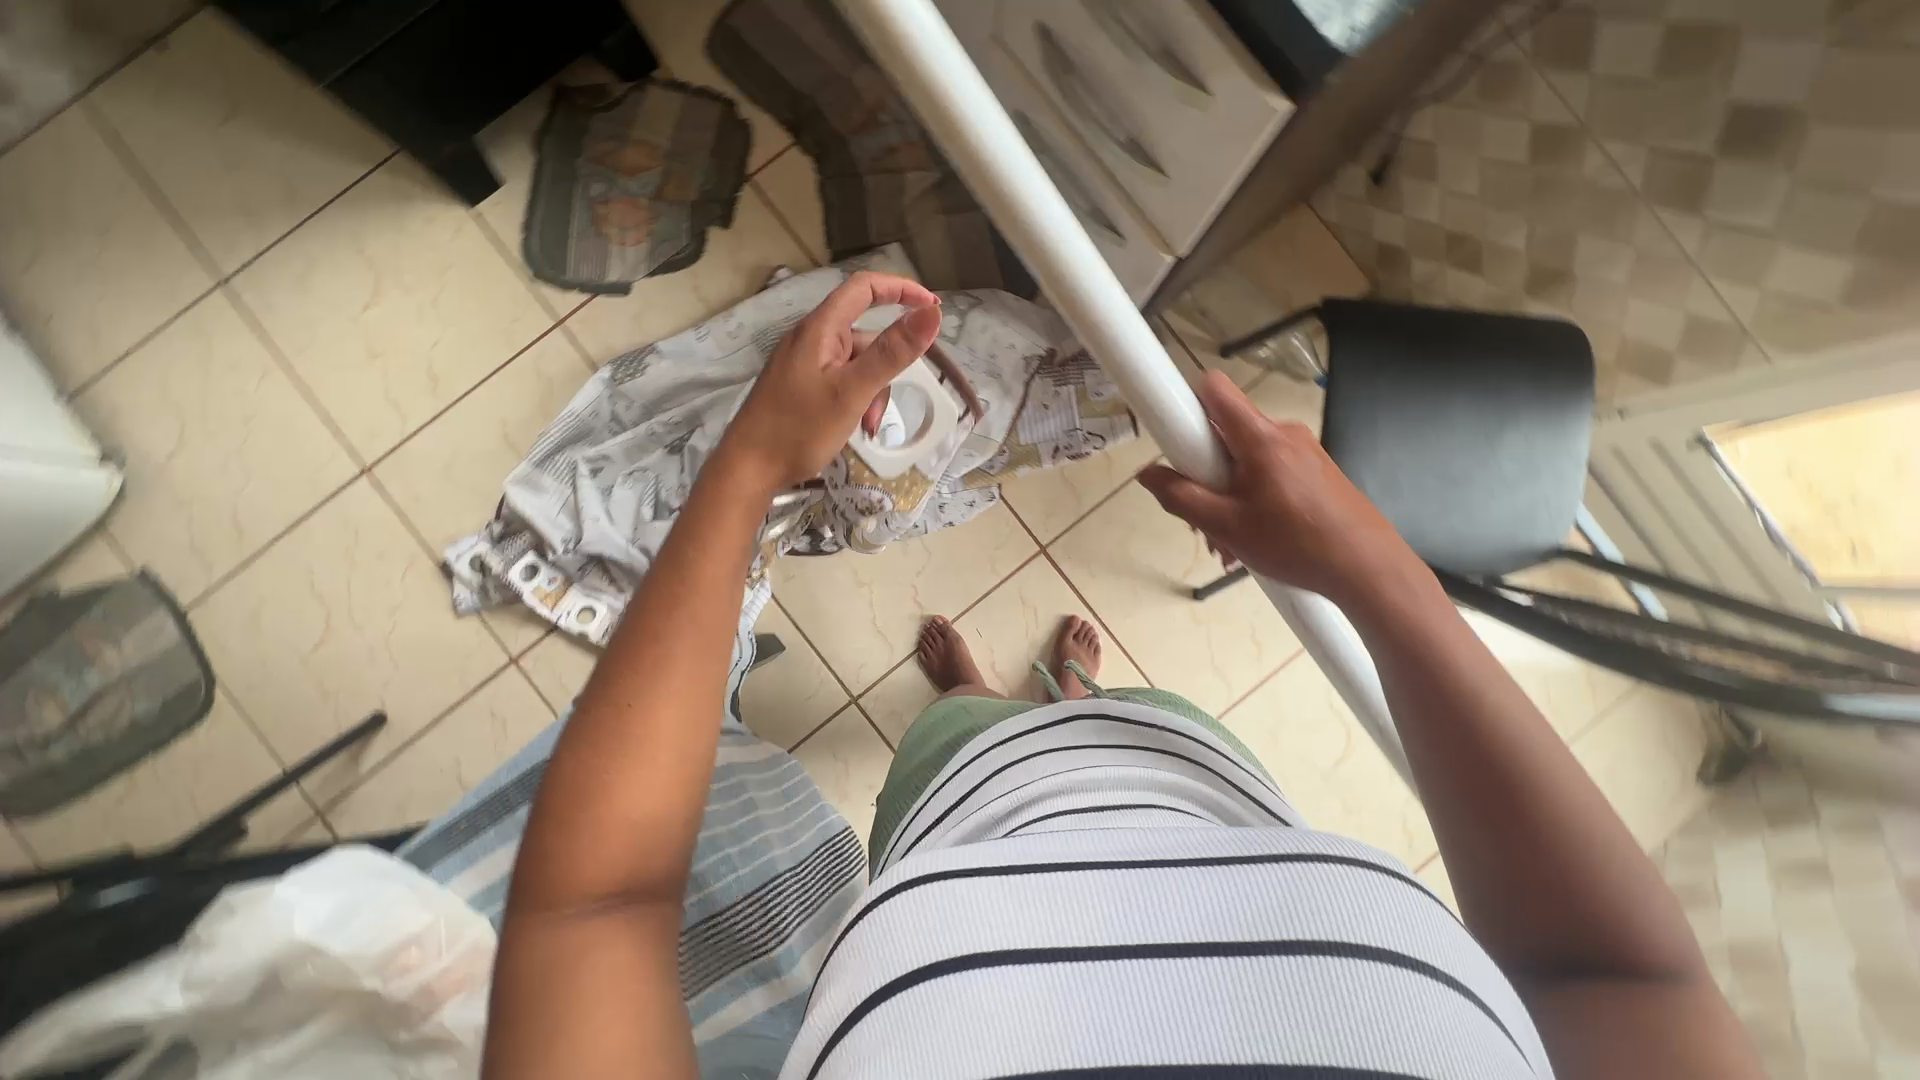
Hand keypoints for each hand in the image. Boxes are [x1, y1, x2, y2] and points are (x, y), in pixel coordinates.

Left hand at [717, 272, 942, 490]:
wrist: (749, 469)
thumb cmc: (798, 428)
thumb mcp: (852, 391)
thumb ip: (892, 352)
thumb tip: (932, 314)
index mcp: (821, 329)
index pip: (865, 288)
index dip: (902, 289)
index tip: (933, 308)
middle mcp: (812, 339)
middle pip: (866, 336)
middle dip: (886, 369)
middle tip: (883, 407)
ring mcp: (805, 364)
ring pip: (857, 365)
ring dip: (872, 393)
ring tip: (866, 427)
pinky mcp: (801, 386)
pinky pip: (841, 382)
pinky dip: (856, 401)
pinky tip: (854, 428)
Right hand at [1137, 371, 1418, 607]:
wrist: (1368, 567)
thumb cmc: (1295, 544)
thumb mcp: (1226, 526)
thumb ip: (1180, 497)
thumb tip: (1147, 474)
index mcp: (1260, 437)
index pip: (1214, 389)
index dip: (1185, 403)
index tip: (1172, 438)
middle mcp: (1283, 433)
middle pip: (1225, 433)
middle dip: (1203, 473)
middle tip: (1200, 517)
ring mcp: (1304, 451)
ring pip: (1246, 460)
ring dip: (1226, 496)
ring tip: (1228, 542)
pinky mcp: (1316, 471)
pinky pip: (1269, 474)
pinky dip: (1252, 500)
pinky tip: (1254, 540)